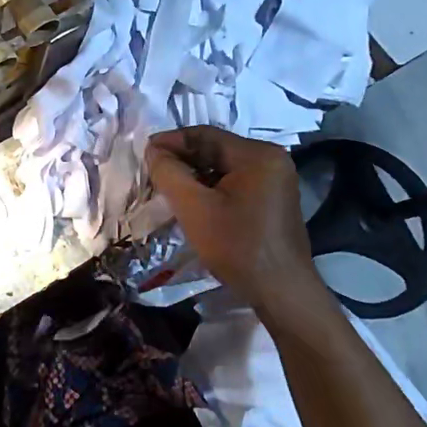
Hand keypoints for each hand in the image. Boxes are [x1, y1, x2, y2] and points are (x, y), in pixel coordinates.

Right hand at [145, 126, 316, 308]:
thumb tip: (154, 150)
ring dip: (194, 176)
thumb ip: (170, 174)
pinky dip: (211, 189)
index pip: (205, 135)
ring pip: (223, 168)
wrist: (281, 291)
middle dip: (182, 160)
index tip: (145, 154)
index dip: (171, 142)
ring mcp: (275, 180)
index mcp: (258, 154)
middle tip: (153, 174)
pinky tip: (192, 204)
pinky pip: (234, 184)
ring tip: (167, 190)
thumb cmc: (238, 247)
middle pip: (216, 150)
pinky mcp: (272, 200)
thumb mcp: (195, 208)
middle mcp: (272, 159)